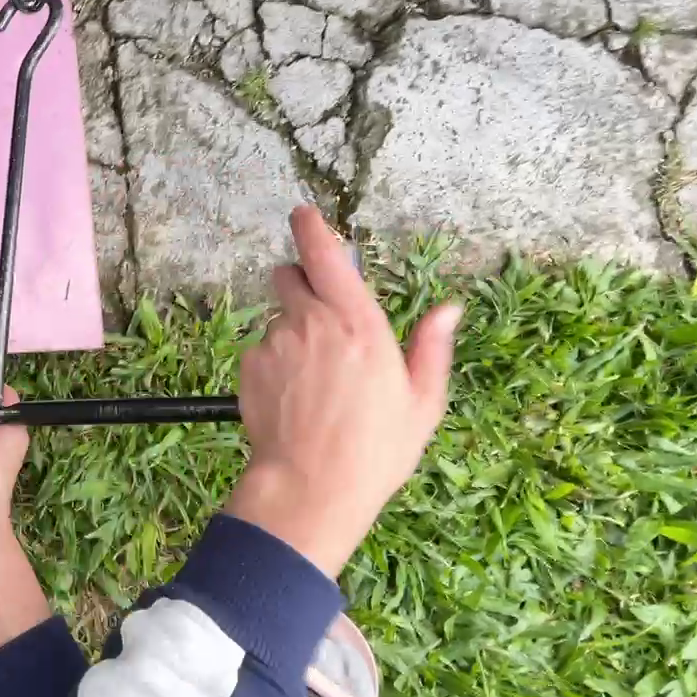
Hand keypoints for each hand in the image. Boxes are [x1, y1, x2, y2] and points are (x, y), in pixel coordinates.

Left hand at [225, 204, 461, 577]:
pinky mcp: (248, 363)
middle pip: (289, 277)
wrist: (310, 484)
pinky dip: (273, 361)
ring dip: (291, 332)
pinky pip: (261, 348)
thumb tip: (449, 308)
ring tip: (313, 381)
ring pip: (277, 318)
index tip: (303, 212)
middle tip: (322, 321)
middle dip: (301, 285)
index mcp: (357, 324)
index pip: (325, 256)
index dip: (310, 228)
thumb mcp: (421, 401)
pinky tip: (291, 396)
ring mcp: (272, 341)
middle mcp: (309, 322)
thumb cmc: (377, 447)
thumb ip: (431, 346)